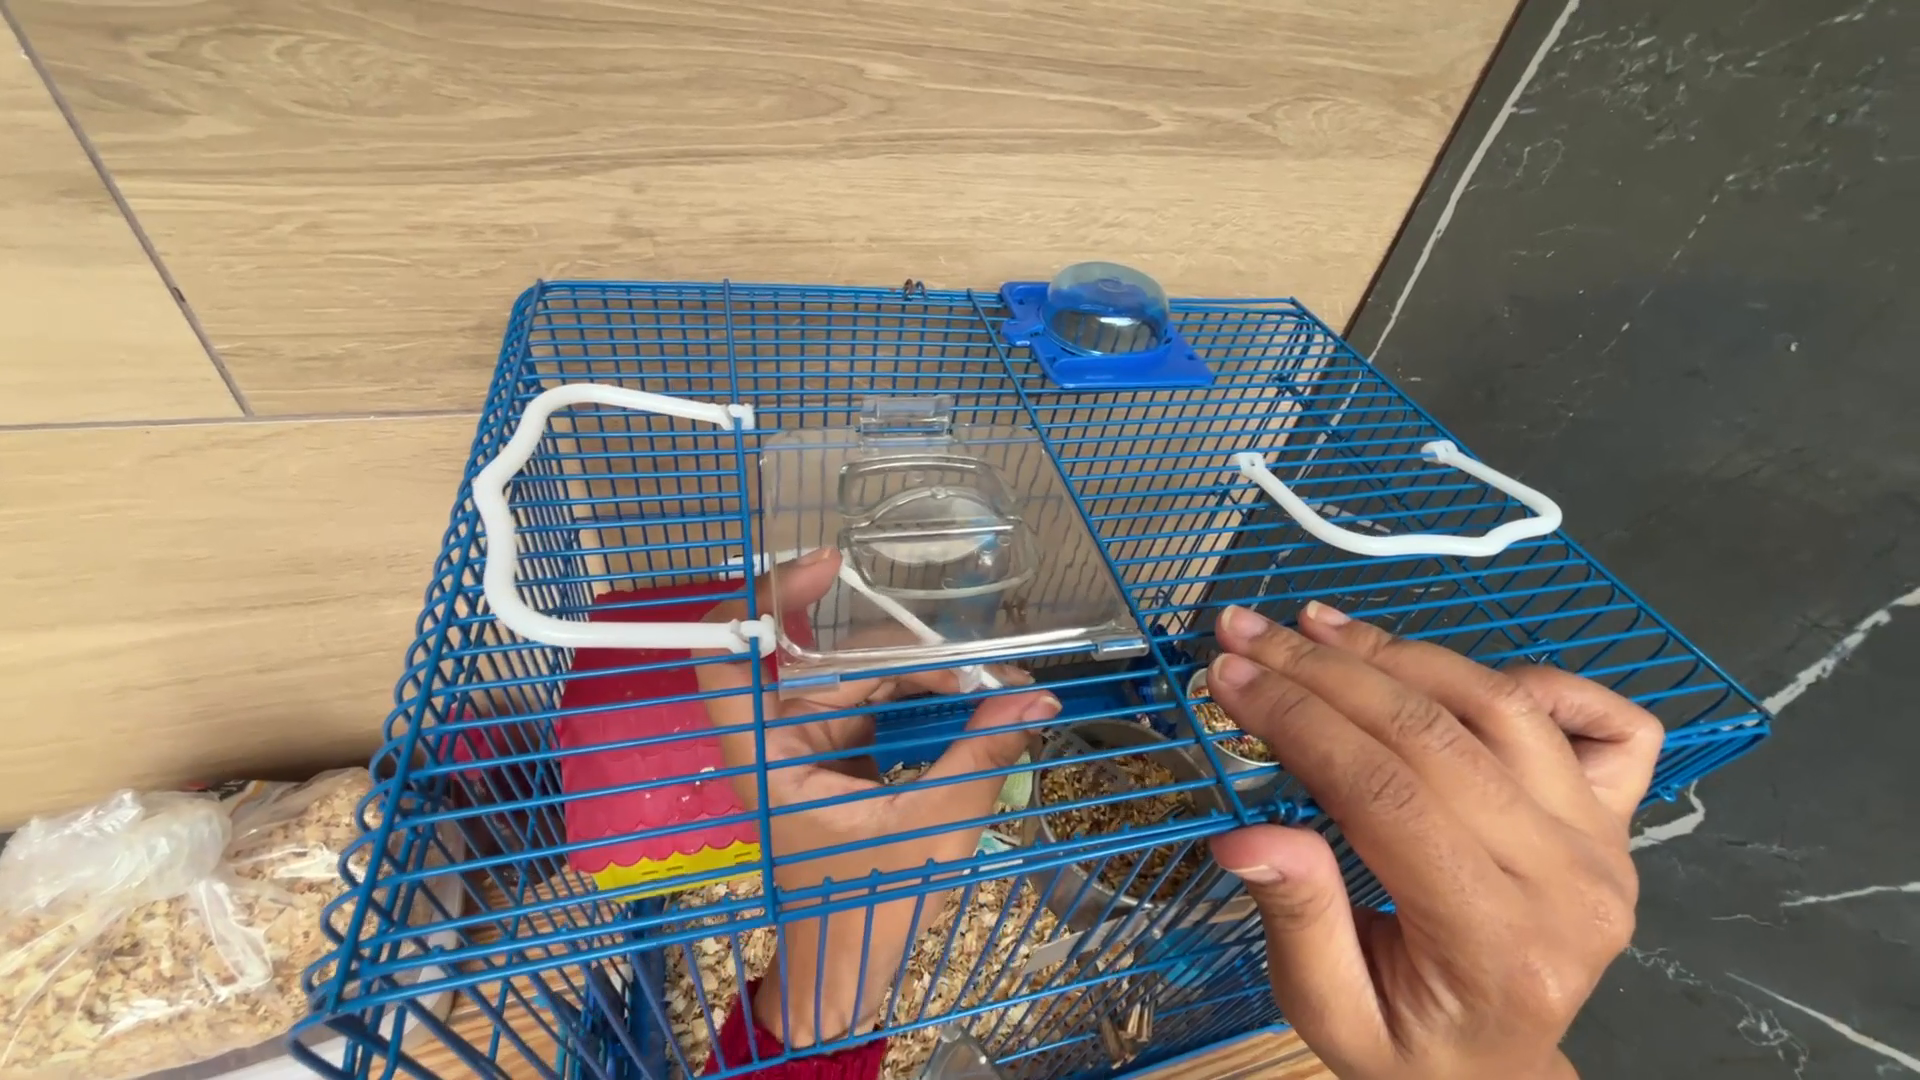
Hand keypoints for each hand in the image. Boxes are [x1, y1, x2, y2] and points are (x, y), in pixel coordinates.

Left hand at [695, 549, 1059, 1047]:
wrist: (851, 966)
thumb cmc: (869, 908)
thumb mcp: (930, 829)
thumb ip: (979, 758)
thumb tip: (1036, 697)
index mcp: (769, 755)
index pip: (730, 657)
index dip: (765, 598)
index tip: (831, 566)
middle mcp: (780, 735)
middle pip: (832, 659)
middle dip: (911, 654)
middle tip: (986, 669)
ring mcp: (810, 739)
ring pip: (864, 674)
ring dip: (928, 673)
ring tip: (994, 685)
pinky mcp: (840, 746)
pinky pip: (879, 698)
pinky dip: (924, 693)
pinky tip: (970, 698)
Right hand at [1204, 602, 1661, 1079]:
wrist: (1501, 1073)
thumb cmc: (1407, 1046)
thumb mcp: (1329, 1015)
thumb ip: (1297, 923)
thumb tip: (1242, 835)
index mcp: (1494, 941)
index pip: (1380, 791)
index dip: (1293, 718)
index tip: (1224, 673)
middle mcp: (1567, 879)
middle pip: (1428, 732)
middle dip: (1317, 667)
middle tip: (1242, 630)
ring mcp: (1601, 840)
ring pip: (1494, 705)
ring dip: (1390, 649)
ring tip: (1309, 623)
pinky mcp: (1614, 817)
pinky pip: (1601, 720)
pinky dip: (1527, 676)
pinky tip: (1443, 669)